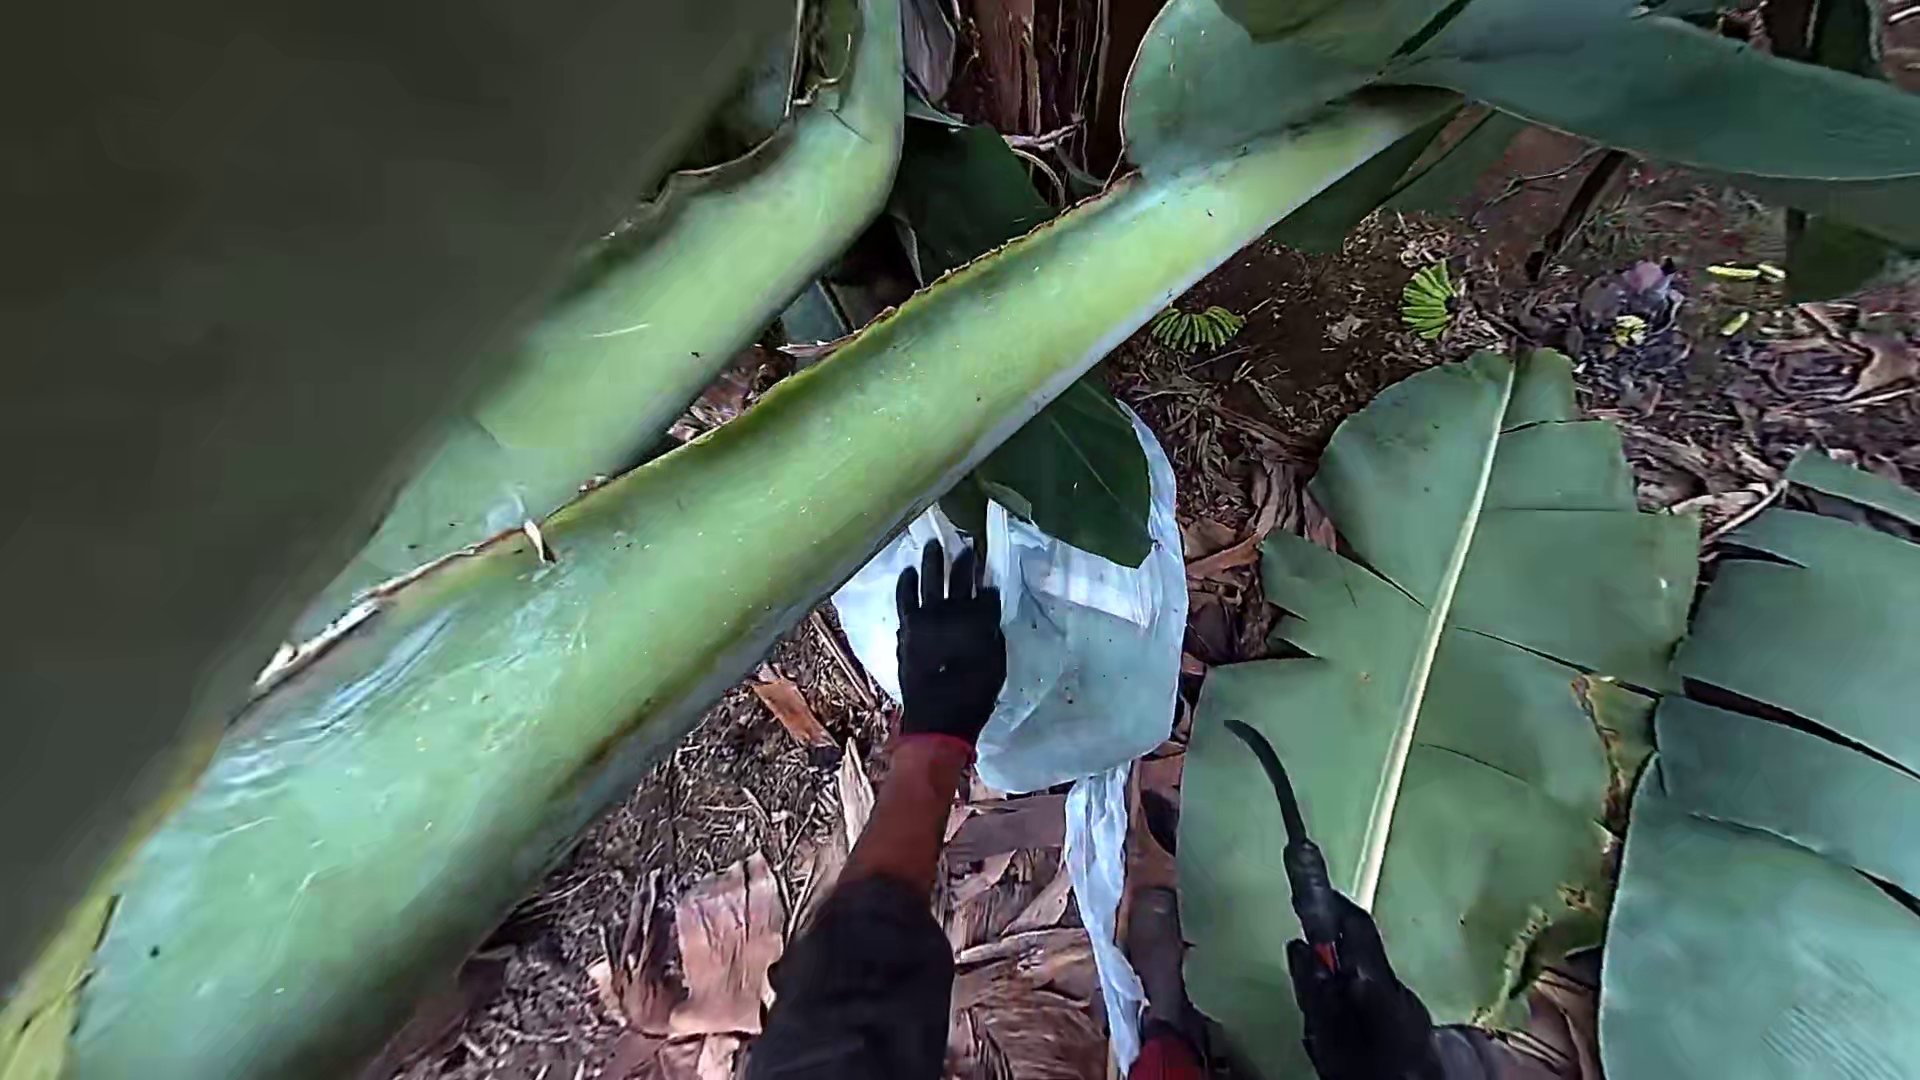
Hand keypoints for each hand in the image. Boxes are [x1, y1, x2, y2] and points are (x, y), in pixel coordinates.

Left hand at [894, 541, 1004, 745]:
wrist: (937, 718)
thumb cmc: (974, 695)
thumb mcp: (997, 664)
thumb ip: (993, 635)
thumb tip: (987, 614)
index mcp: (979, 621)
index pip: (985, 592)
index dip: (987, 580)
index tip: (987, 569)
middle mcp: (952, 612)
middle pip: (958, 578)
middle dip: (964, 561)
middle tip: (967, 546)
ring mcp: (926, 618)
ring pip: (929, 580)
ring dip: (932, 560)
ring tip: (932, 544)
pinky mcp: (907, 627)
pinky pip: (904, 598)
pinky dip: (905, 583)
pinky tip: (907, 572)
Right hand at [1288, 894, 1440, 1079]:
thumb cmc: (1364, 1069)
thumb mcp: (1326, 1031)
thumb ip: (1312, 986)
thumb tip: (1299, 945)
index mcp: (1375, 980)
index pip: (1354, 921)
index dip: (1328, 894)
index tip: (1305, 866)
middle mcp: (1400, 988)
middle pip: (1361, 946)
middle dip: (1334, 939)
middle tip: (1307, 941)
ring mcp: (1414, 1009)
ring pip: (1371, 972)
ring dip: (1347, 969)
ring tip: (1324, 991)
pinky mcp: (1419, 1029)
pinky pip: (1382, 995)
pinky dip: (1361, 993)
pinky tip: (1348, 1015)